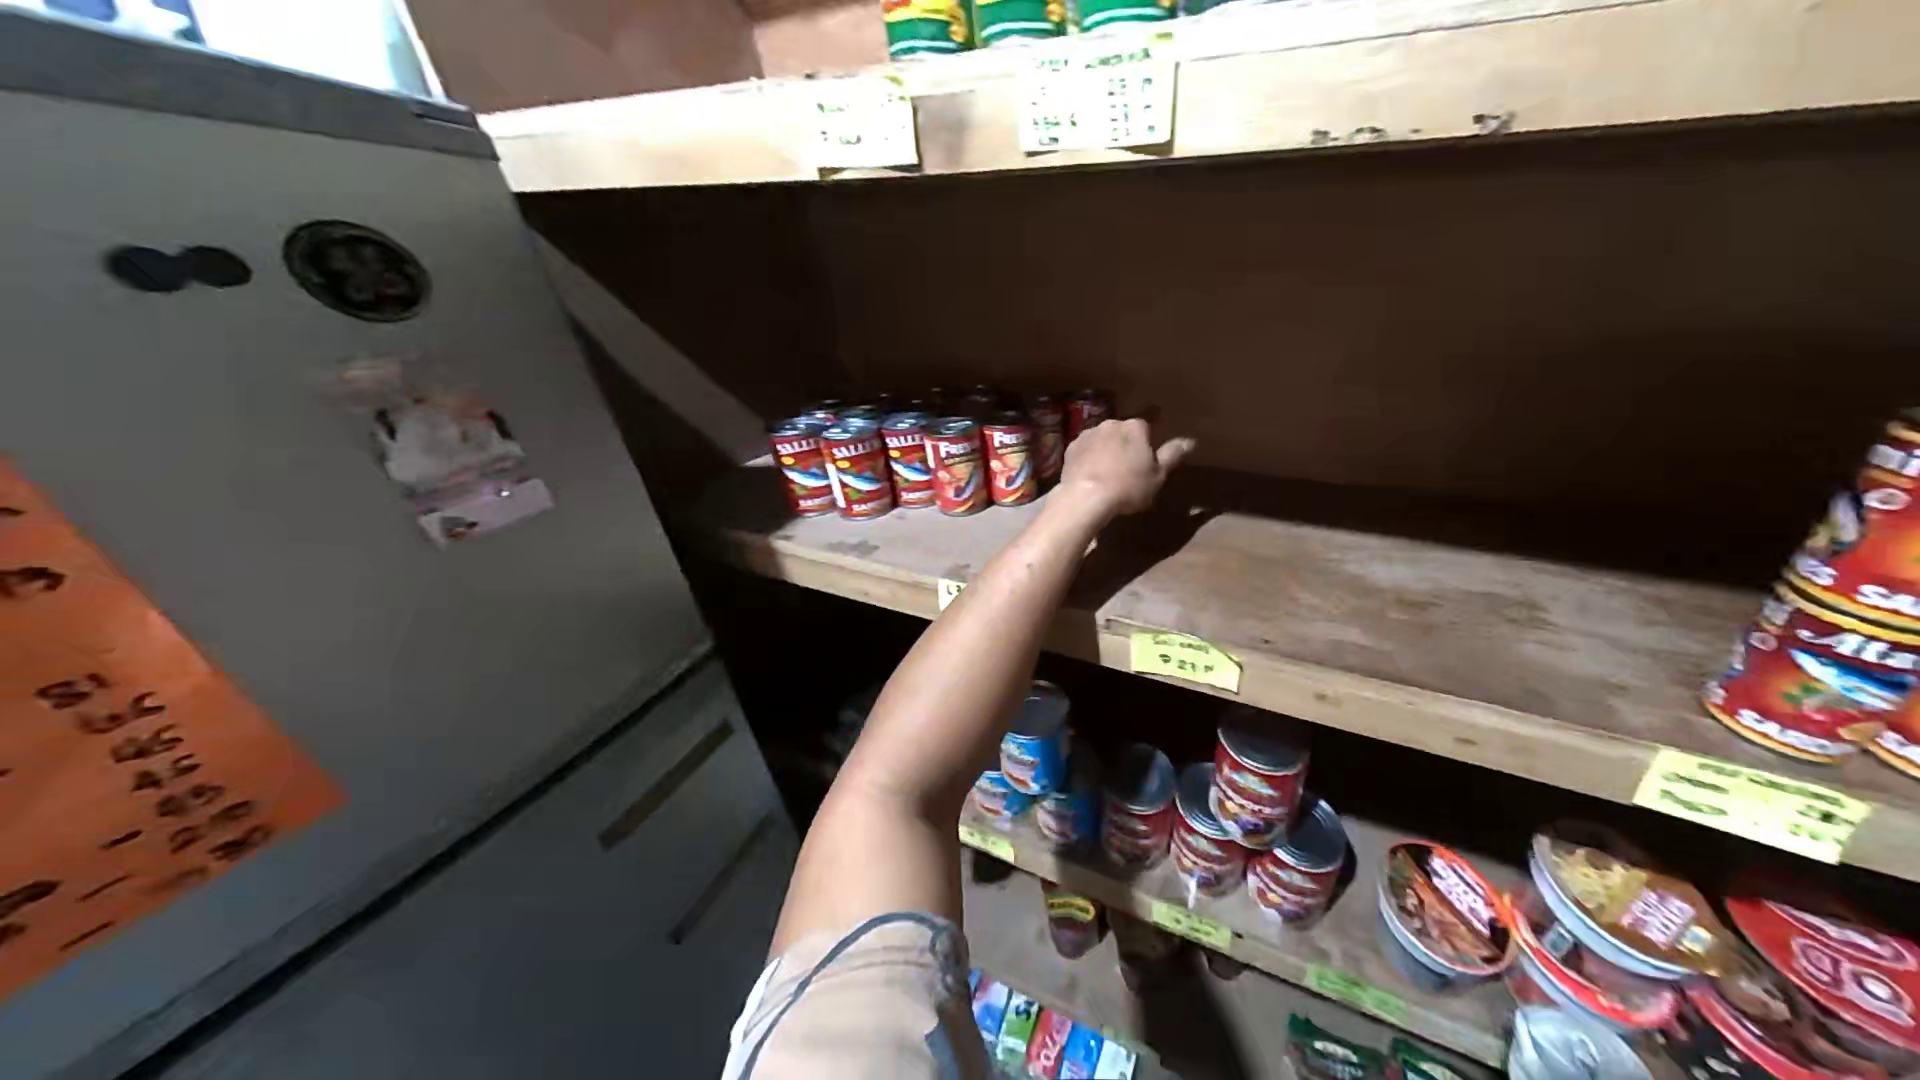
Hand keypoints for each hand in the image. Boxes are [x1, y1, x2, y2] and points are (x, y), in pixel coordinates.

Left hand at [1056, 418, 1193, 519]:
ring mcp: (1088, 434)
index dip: (1145, 446)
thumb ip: (1172, 455)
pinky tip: (1089, 476)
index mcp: (1135, 427)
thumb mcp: (1158, 475)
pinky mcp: (1070, 448)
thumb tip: (1190, 441)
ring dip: (1105, 451)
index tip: (1143, 464)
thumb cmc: (1128, 487)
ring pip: (1101, 440)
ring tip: (1105, 476)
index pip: (1145, 429)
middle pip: (1122, 432)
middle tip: (1125, 472)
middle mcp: (1110, 423)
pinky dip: (1088, 459)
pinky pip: (1085, 450)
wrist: (1086, 497)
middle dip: (1124, 446)